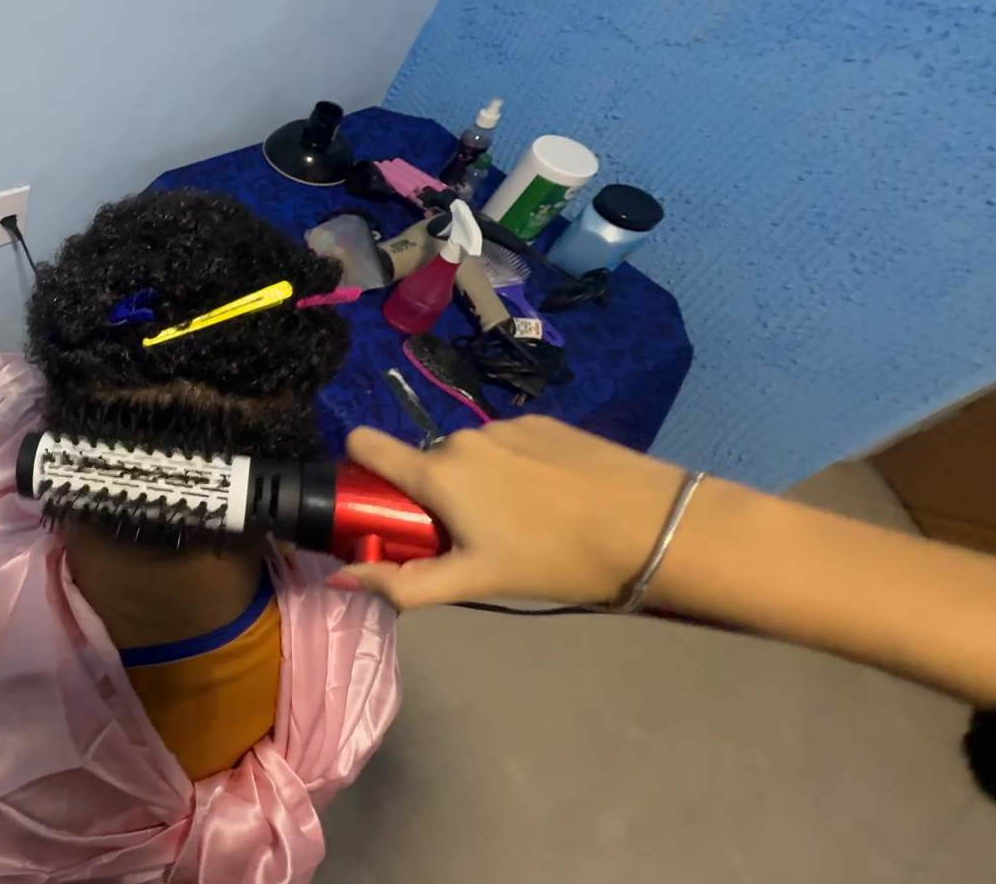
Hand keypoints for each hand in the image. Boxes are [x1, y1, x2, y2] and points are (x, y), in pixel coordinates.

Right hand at [329, 416, 689, 608]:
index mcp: (436, 472)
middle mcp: (459, 438)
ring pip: (465, 455)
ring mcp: (503, 426)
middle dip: (433, 493)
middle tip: (473, 534)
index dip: (360, 467)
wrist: (662, 528)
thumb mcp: (478, 581)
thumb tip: (341, 577)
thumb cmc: (558, 559)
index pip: (364, 443)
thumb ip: (405, 583)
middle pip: (421, 462)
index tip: (383, 502)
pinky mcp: (542, 421)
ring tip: (523, 517)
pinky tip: (553, 494)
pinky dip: (512, 466)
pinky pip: (504, 443)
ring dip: (474, 481)